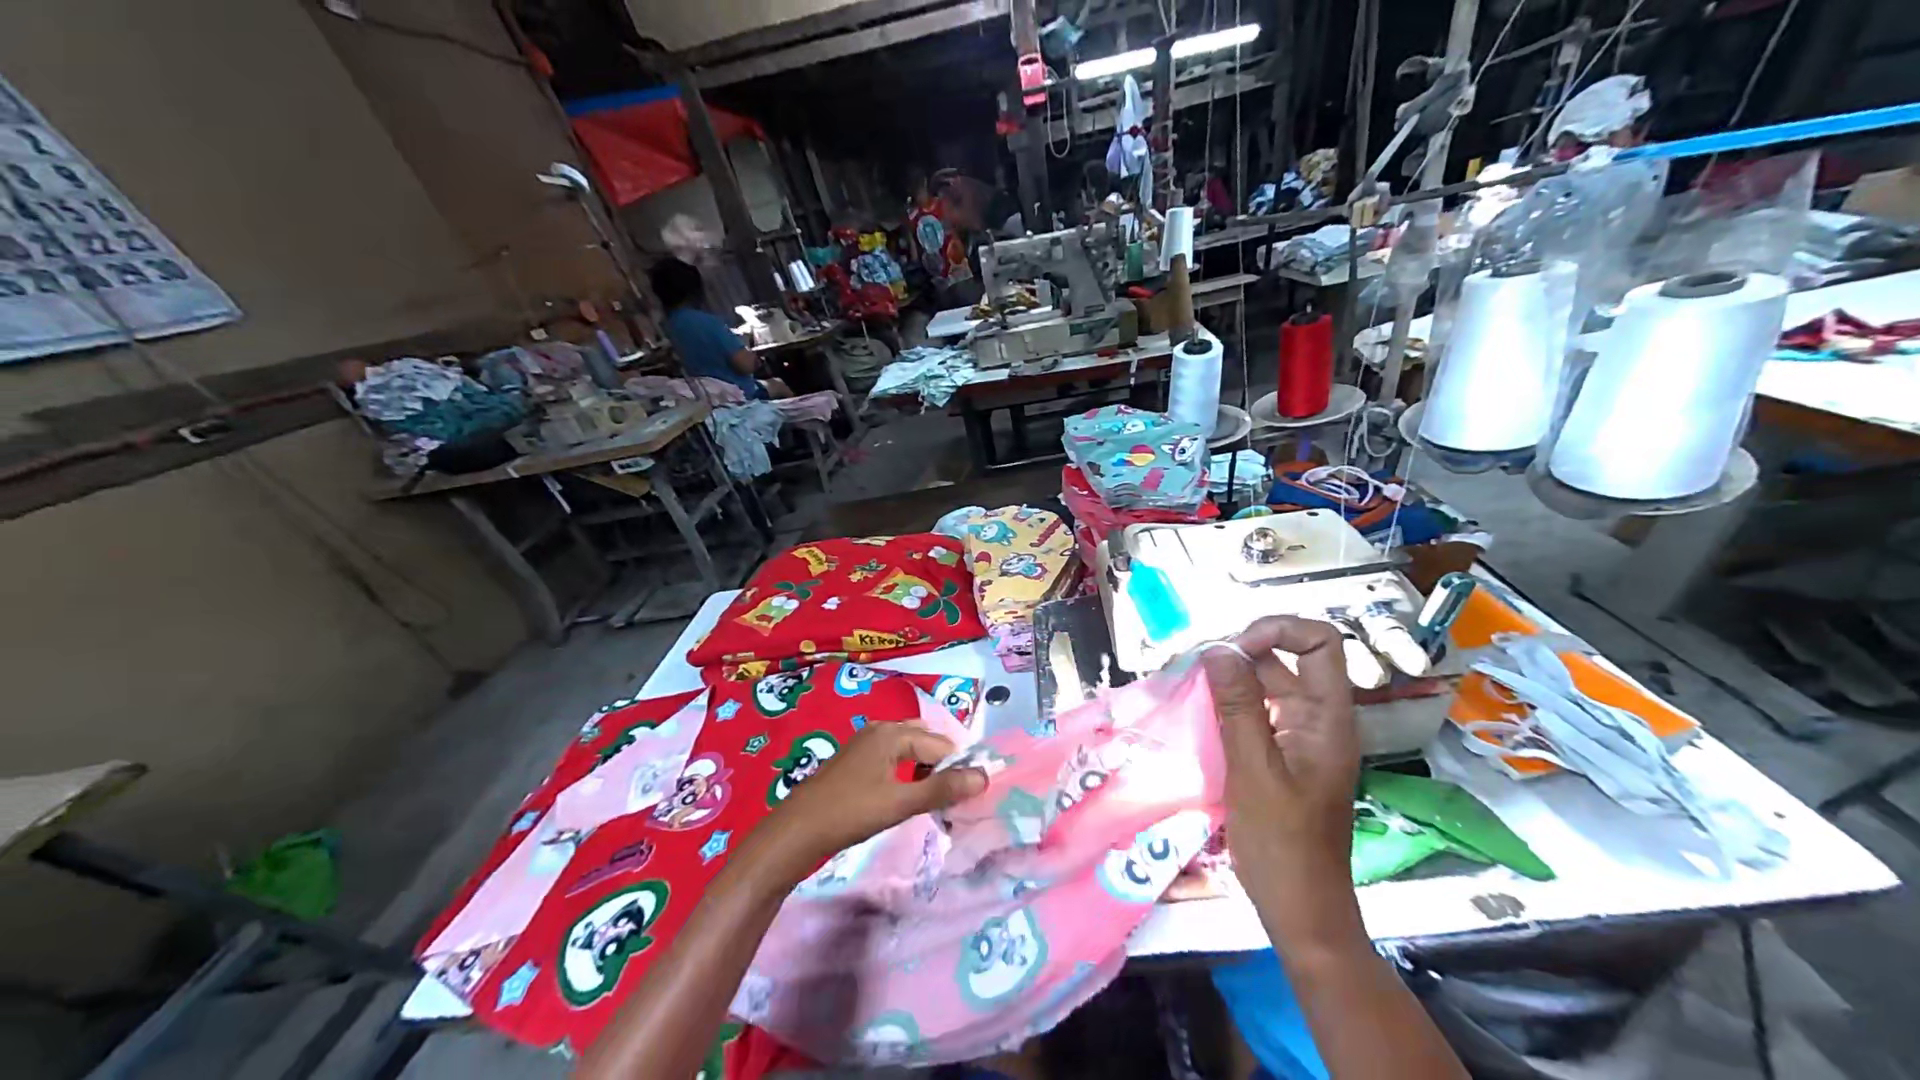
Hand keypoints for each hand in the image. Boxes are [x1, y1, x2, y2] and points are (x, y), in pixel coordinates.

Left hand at [765, 722, 987, 870]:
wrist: (796, 831)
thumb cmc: (850, 813)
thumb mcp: (901, 803)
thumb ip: (942, 789)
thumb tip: (983, 777)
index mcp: (893, 733)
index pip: (942, 745)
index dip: (959, 770)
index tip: (967, 800)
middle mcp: (881, 729)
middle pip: (927, 741)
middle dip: (944, 766)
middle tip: (952, 798)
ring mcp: (866, 743)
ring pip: (911, 749)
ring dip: (927, 770)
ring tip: (933, 800)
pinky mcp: (857, 760)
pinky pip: (894, 757)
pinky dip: (909, 772)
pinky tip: (907, 796)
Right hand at [1199, 616, 1362, 945]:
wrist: (1301, 908)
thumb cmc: (1282, 842)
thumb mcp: (1254, 770)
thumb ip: (1238, 706)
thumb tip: (1219, 649)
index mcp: (1328, 717)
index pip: (1321, 642)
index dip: (1279, 630)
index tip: (1233, 649)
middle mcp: (1319, 718)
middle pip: (1289, 659)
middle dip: (1243, 652)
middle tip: (1196, 667)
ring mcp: (1301, 737)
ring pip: (1269, 685)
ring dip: (1232, 678)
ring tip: (1189, 685)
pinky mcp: (1282, 755)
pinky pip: (1258, 712)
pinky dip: (1230, 704)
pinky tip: (1199, 713)